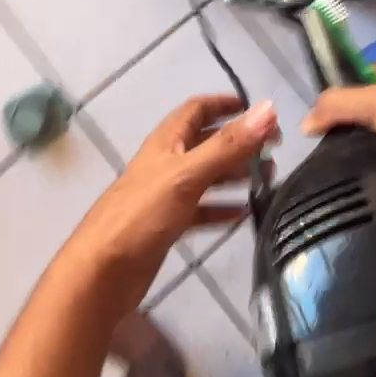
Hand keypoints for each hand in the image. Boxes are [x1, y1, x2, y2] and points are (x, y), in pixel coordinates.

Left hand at [57, 95, 278, 309]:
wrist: (102, 271)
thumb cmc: (143, 215)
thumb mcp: (188, 174)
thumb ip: (228, 145)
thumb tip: (268, 109)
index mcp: (167, 141)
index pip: (197, 109)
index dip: (224, 104)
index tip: (257, 110)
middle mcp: (167, 162)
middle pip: (206, 143)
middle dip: (238, 143)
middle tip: (273, 151)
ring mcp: (166, 194)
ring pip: (206, 176)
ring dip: (234, 174)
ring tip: (268, 179)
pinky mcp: (167, 224)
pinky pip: (200, 209)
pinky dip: (222, 207)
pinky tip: (244, 214)